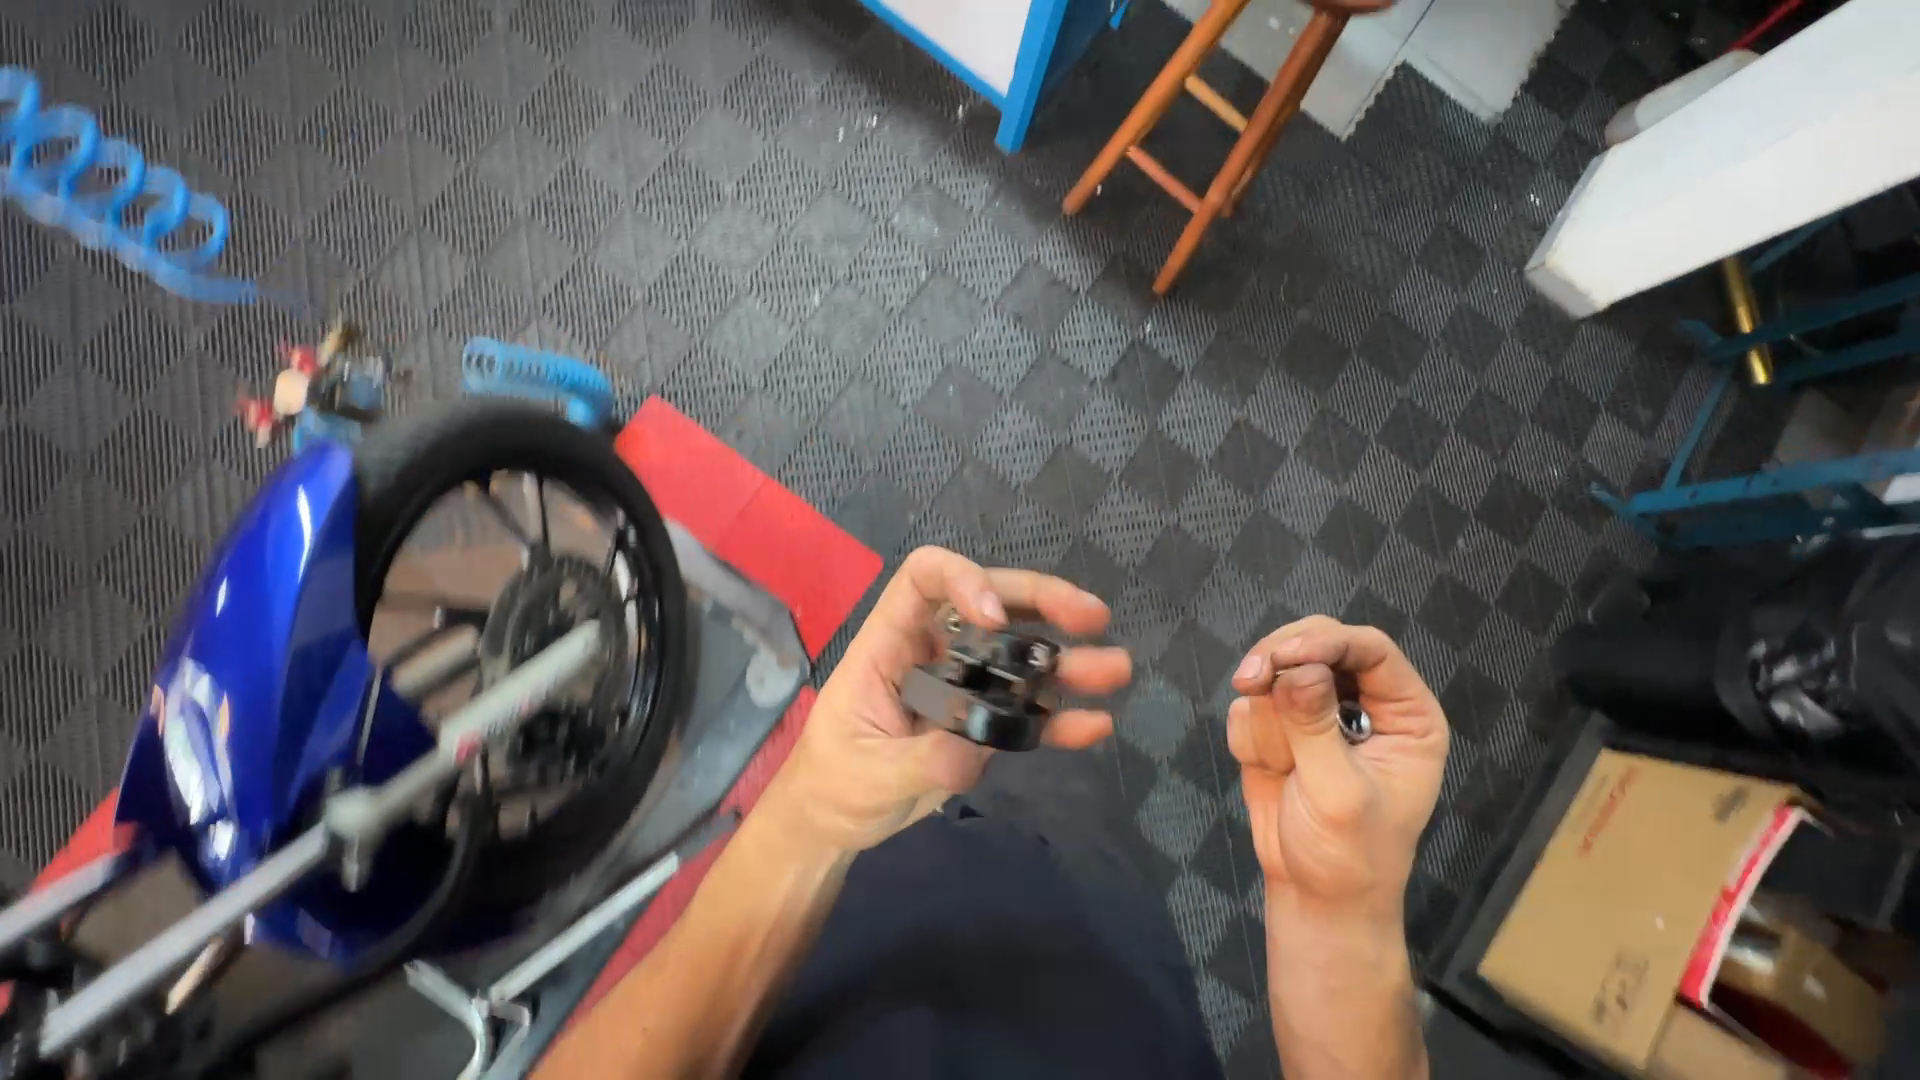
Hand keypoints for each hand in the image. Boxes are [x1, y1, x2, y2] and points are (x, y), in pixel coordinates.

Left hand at [760, 547, 1132, 854]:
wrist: (834, 821)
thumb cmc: (833, 783)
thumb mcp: (866, 773)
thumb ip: (918, 761)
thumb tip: (970, 756)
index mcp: (891, 643)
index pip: (923, 578)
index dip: (962, 578)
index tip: (995, 617)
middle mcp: (933, 651)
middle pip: (991, 602)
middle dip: (1042, 601)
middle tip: (1092, 617)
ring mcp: (962, 686)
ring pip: (1019, 654)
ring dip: (1067, 659)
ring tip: (1116, 667)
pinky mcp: (982, 725)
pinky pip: (1025, 711)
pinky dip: (1059, 717)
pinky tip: (1096, 725)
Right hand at [1228, 617, 1447, 922]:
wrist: (1313, 897)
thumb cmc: (1349, 854)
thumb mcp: (1340, 795)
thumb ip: (1316, 729)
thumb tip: (1298, 671)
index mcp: (1404, 714)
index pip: (1369, 649)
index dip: (1324, 642)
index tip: (1280, 657)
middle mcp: (1362, 703)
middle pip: (1315, 642)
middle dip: (1279, 661)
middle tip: (1248, 681)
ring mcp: (1314, 713)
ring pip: (1274, 673)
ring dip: (1266, 719)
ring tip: (1282, 768)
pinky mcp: (1276, 727)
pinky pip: (1248, 707)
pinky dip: (1248, 738)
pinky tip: (1268, 771)